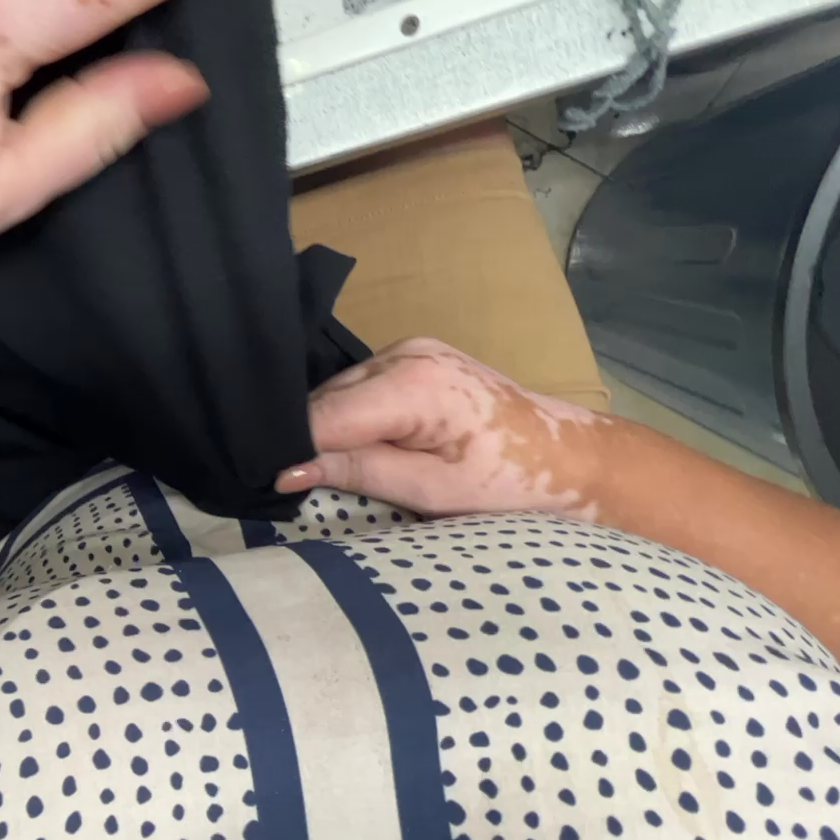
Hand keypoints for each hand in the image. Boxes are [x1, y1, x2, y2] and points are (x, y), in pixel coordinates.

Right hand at [275, 337, 616, 518]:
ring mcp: (409, 349)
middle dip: (309, 438)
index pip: (324, 414)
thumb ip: (356, 471)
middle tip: (297, 482)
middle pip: (326, 398)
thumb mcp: (428, 490)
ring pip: (338, 391)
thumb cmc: (508, 483)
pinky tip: (358, 443)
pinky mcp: (412, 357)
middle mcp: (405, 352)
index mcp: (413, 384)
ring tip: (331, 468)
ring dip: (328, 429)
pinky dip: (349, 417)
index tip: (273, 483)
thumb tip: (284, 471)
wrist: (566, 459)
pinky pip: (358, 387)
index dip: (295, 448)